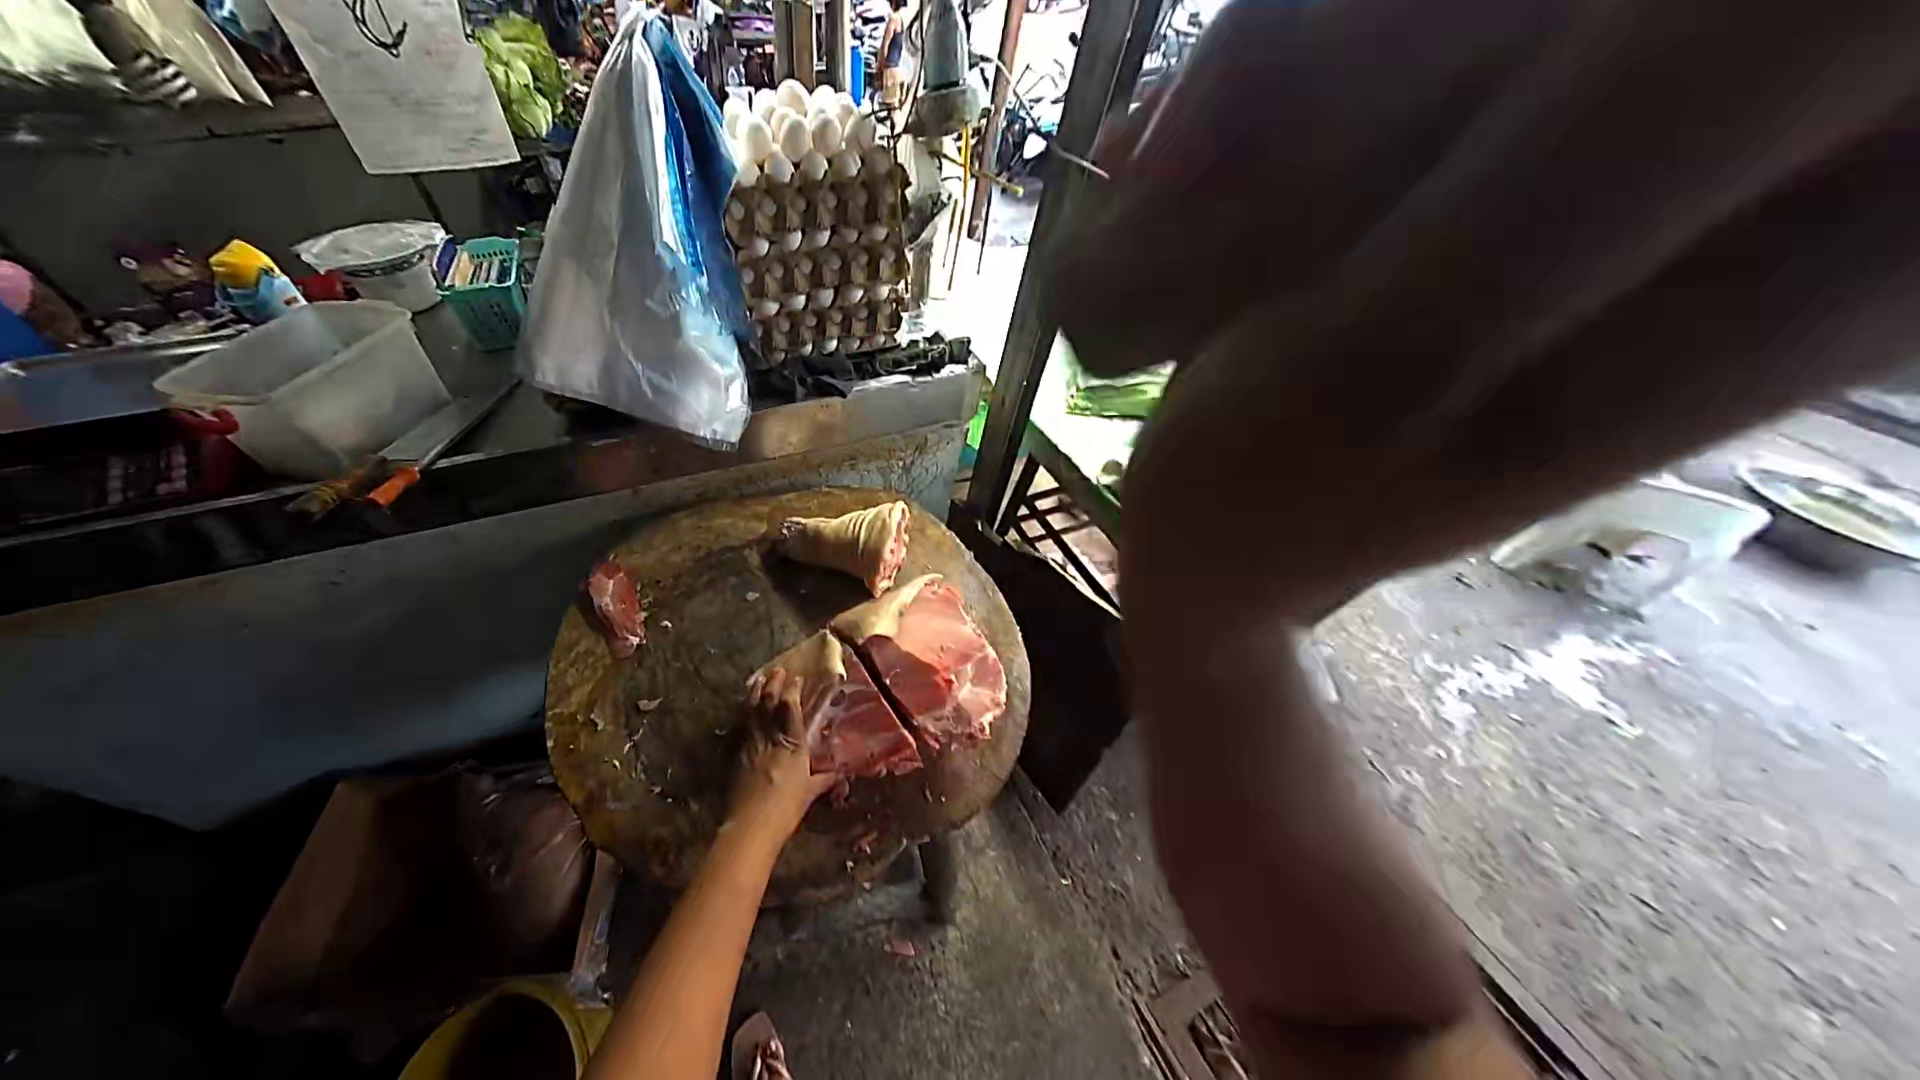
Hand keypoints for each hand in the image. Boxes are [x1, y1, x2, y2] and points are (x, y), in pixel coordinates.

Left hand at [729, 673, 837, 841]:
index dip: (793, 691)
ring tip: (759, 679)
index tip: (798, 679)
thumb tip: (839, 773)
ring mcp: (750, 745)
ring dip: (755, 693)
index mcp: (791, 744)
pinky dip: (744, 713)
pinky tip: (745, 708)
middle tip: (778, 670)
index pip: (790, 708)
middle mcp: (770, 738)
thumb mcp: (811, 791)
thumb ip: (824, 778)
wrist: (751, 825)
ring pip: (751, 711)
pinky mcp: (737, 756)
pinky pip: (741, 727)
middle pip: (768, 703)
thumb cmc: (786, 808)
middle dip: (773, 684)